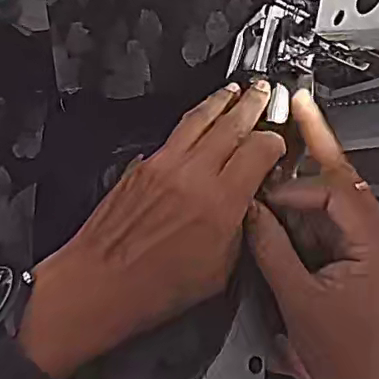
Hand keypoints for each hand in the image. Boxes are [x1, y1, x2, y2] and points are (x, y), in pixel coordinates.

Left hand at [23, 80, 285, 376]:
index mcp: (220, 202)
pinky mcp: (142, 165)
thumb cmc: (152, 287)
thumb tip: (249, 206)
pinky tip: (197, 120)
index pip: (260, 149)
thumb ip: (241, 229)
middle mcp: (193, 175)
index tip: (278, 142)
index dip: (276, 141)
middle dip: (253, 103)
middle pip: (232, 122)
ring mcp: (164, 165)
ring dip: (221, 101)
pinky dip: (193, 120)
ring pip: (200, 118)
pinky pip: (174, 132)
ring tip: (233, 91)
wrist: (99, 283)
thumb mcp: (219, 270)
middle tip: (264, 92)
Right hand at [246, 89, 378, 378]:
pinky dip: (310, 219)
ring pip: (338, 202)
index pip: (334, 192)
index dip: (294, 190)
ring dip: (304, 196)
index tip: (265, 197)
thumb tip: (252, 212)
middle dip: (312, 153)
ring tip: (279, 177)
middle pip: (342, 184)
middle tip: (299, 106)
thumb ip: (270, 247)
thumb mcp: (297, 297)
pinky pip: (337, 223)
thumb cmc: (346, 357)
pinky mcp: (370, 257)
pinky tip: (286, 217)